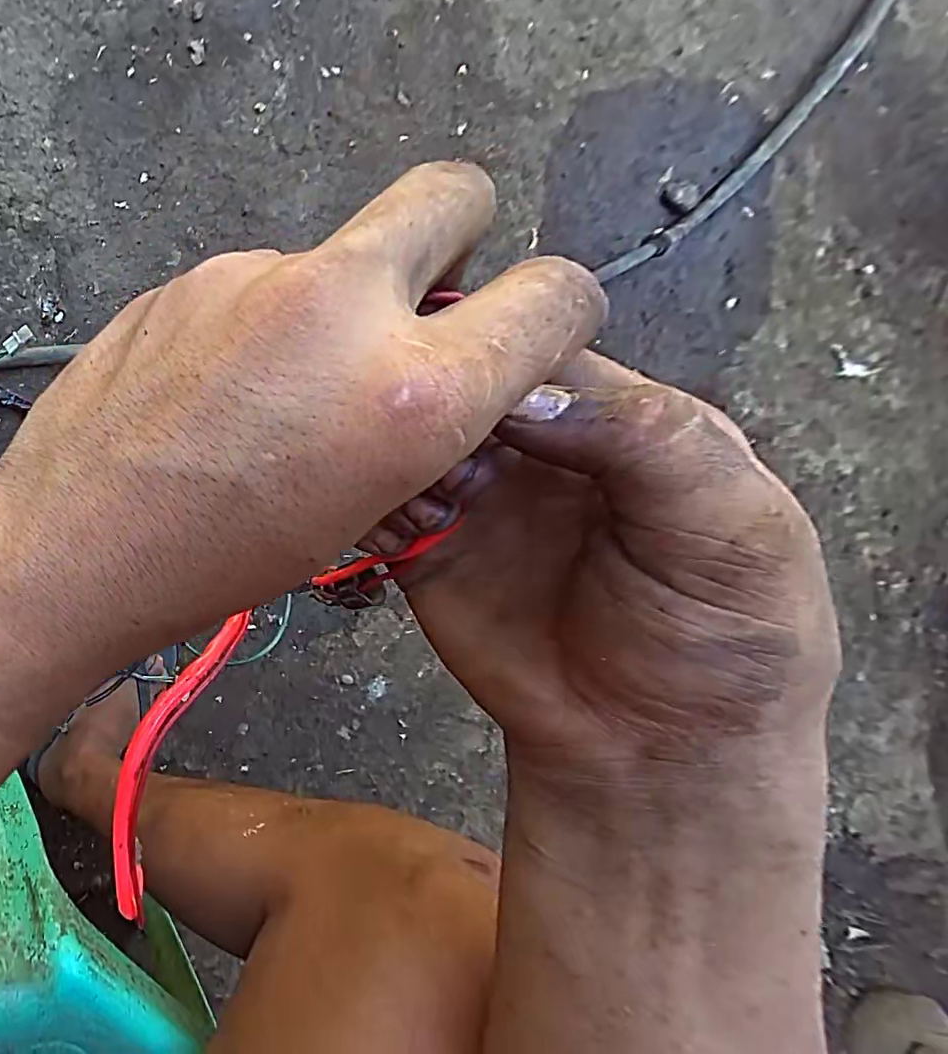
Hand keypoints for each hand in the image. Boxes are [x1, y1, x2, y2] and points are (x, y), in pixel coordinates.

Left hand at [0, 163, 604, 672]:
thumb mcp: (349, 519)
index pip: (556, 295)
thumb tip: (433, 368)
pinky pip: (238, 287)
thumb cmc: (202, 567)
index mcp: (406, 392)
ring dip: (317, 308)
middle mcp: (331, 307)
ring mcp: (238, 279)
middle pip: (449, 195)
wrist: (67, 550)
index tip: (502, 348)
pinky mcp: (171, 284)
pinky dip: (239, 324)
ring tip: (253, 393)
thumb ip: (412, 424)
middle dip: (448, 246)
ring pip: (322, 257)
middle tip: (396, 320)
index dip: (541, 323)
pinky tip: (193, 388)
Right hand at [376, 351, 839, 775]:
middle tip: (423, 447)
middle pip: (452, 393)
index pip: (536, 353)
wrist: (641, 745)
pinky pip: (372, 508)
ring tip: (419, 506)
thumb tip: (523, 399)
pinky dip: (363, 508)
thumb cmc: (717, 639)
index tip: (456, 377)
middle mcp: (529, 453)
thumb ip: (649, 443)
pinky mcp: (418, 546)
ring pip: (402, 446)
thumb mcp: (731, 530)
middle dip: (426, 409)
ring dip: (391, 461)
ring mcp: (467, 500)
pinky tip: (393, 532)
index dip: (492, 350)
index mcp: (614, 425)